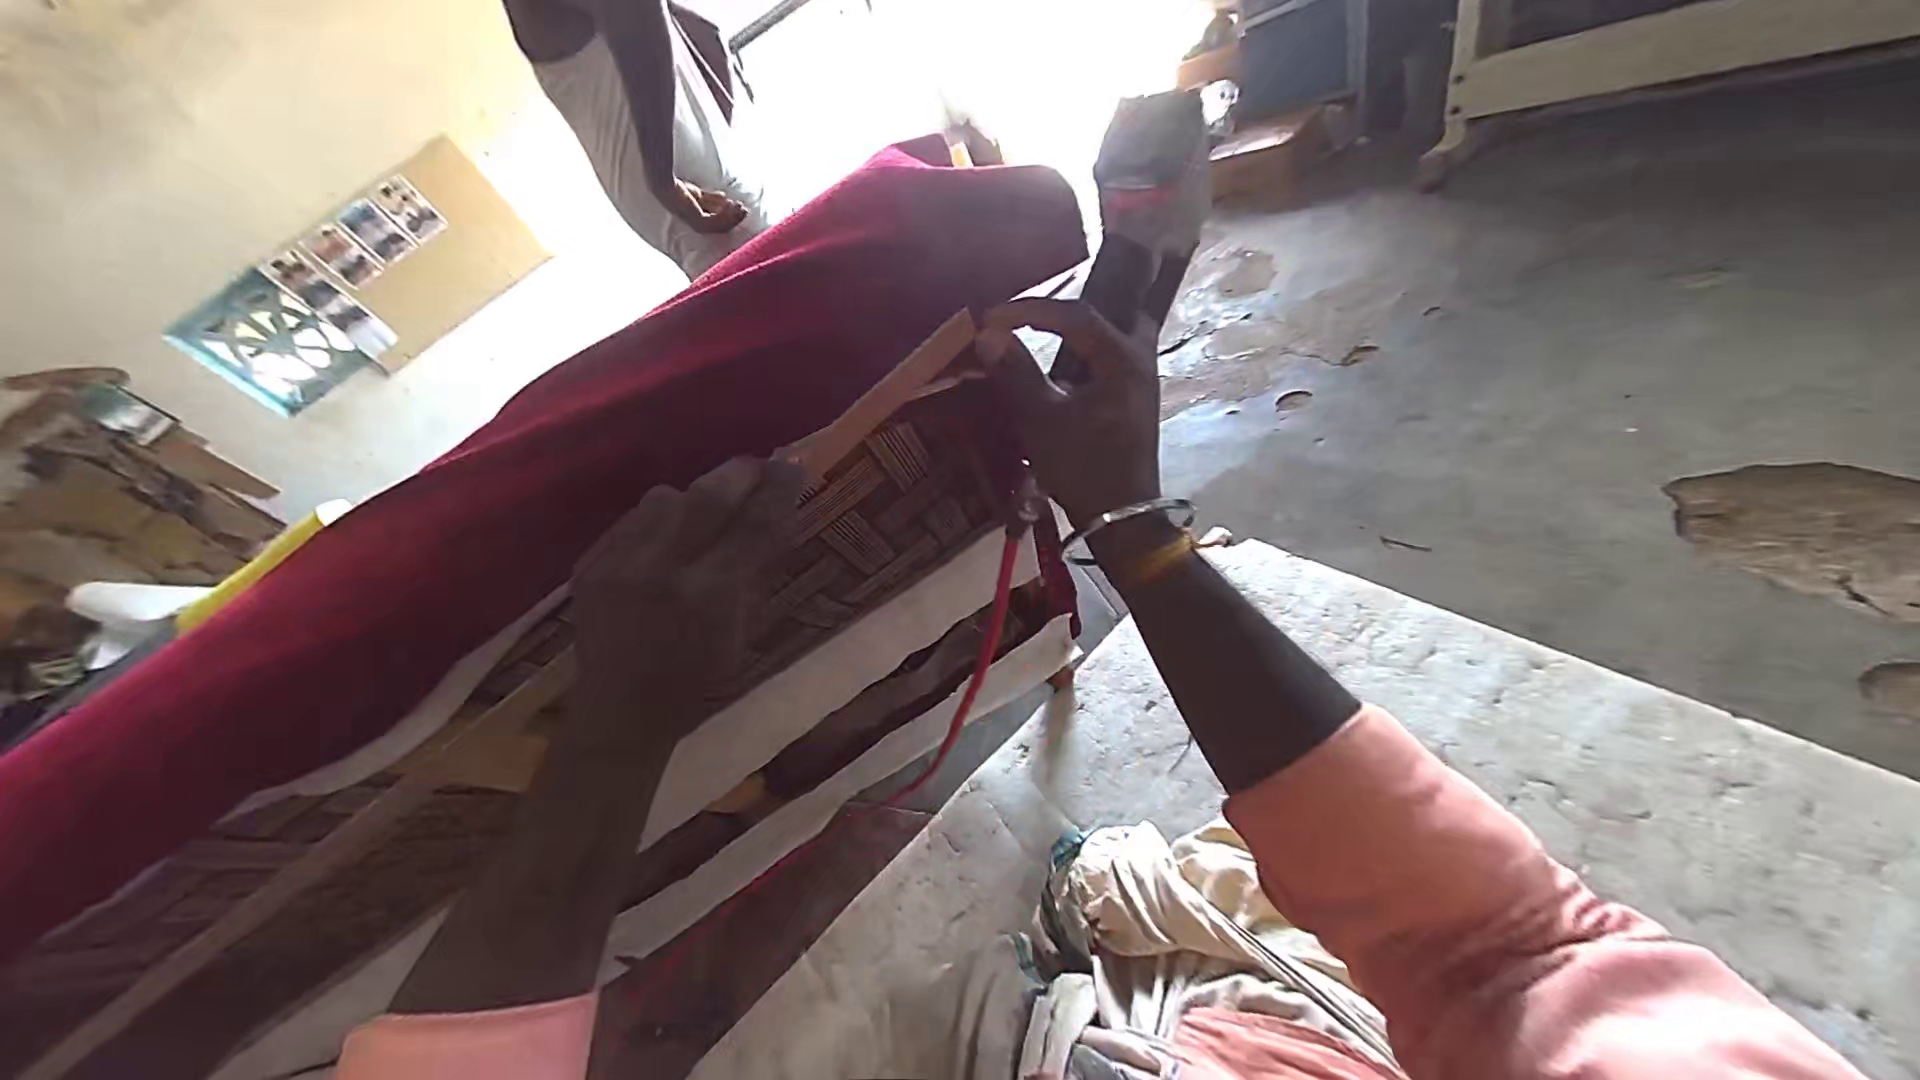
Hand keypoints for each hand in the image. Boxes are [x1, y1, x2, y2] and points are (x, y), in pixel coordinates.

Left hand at [570, 457, 804, 745]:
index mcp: (712, 595)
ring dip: (696, 495)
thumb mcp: (744, 631)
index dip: (779, 491)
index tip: (794, 468)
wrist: (621, 709)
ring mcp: (619, 564)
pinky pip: (633, 517)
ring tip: (709, 507)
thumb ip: (757, 574)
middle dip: (740, 473)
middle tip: (759, 466)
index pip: (755, 526)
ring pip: (666, 497)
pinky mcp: (589, 564)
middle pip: (709, 497)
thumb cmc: (699, 678)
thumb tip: (778, 520)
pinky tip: (670, 531)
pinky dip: (659, 516)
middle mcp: (663, 570)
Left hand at [668, 179, 748, 233]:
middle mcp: (699, 227)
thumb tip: (726, 198)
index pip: (718, 223)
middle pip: (722, 226)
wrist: (664, 183)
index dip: (730, 217)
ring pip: (721, 224)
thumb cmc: (677, 188)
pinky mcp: (698, 222)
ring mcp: (698, 225)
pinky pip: (716, 220)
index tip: (740, 208)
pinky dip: (726, 214)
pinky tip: (731, 204)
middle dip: (735, 218)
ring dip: (733, 216)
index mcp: (698, 222)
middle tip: (745, 210)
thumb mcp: (699, 194)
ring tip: (742, 207)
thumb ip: (712, 199)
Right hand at [977, 298, 1161, 526]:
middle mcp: (1139, 362)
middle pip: (1105, 315)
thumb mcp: (1043, 420)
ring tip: (1037, 335)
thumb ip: (1017, 373)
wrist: (1120, 518)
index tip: (993, 317)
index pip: (1076, 315)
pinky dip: (1082, 358)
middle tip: (1029, 314)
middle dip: (1064, 312)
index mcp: (1122, 360)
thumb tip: (988, 334)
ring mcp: (1140, 383)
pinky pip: (1107, 363)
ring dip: (1074, 335)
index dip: (1030, 310)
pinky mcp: (1132, 403)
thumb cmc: (1083, 468)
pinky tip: (1058, 372)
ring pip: (1108, 339)